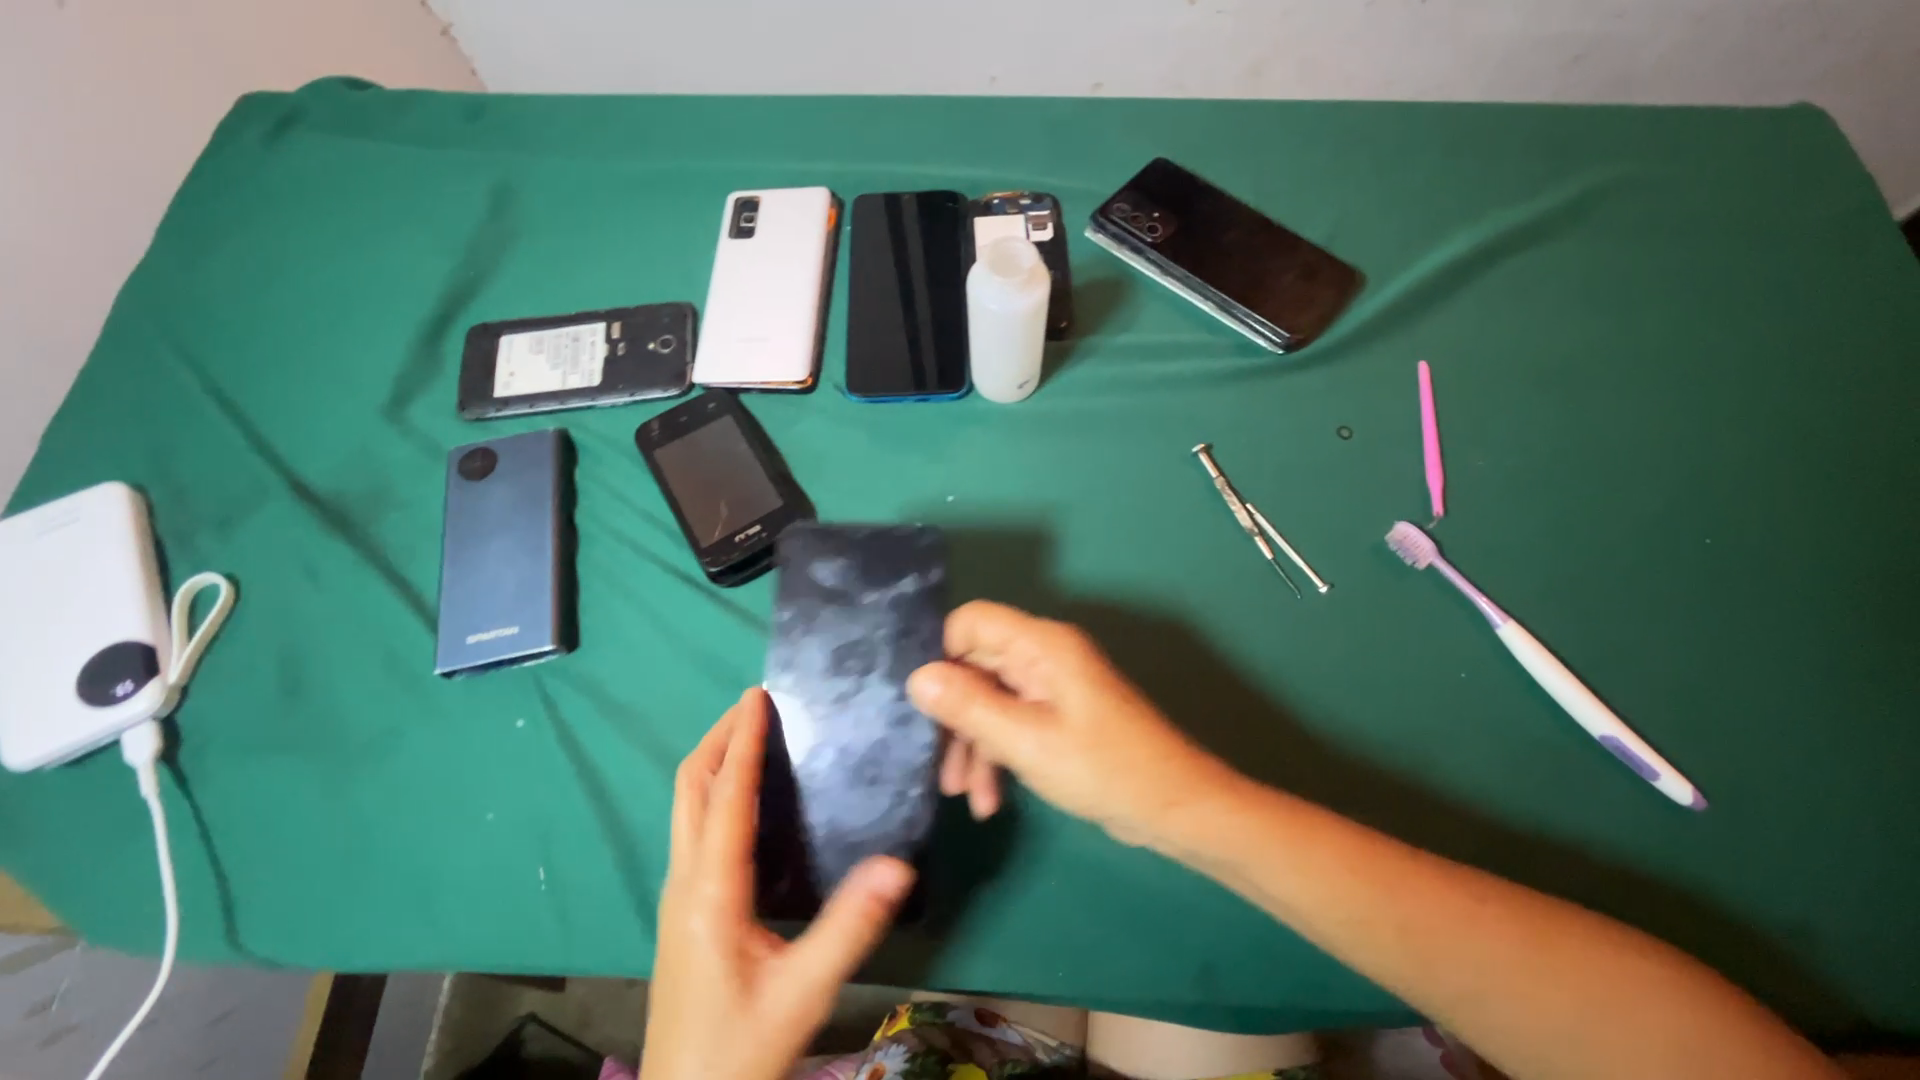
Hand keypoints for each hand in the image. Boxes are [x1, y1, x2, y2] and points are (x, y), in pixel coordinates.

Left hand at [642, 689, 915, 1079]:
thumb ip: (850, 927)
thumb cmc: (740, 1052)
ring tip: (755, 736)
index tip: (760, 695)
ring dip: (715, 763)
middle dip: (718, 738)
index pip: (726, 797)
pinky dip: (716, 793)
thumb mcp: (803, 993)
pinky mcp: (684, 912)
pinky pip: (695, 830)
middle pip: (690, 788)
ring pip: (687, 808)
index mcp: (711, 892)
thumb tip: (899, 863)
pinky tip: (750, 802)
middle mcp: (685, 882)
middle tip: (758, 704)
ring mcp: (678, 897)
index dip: (742, 742)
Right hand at [908, 601, 1241, 846]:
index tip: (919, 703)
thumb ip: (968, 707)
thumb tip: (916, 677)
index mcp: (1040, 645)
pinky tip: (989, 801)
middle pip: (974, 667)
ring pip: (989, 701)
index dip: (939, 655)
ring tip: (961, 795)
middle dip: (952, 717)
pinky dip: (997, 757)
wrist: (1173, 808)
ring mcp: (1051, 688)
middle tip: (934, 764)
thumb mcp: (1026, 741)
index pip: (970, 623)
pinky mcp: (1057, 717)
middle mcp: (1043, 656)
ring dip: (972, 746)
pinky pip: (1011, 724)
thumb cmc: (1102, 768)